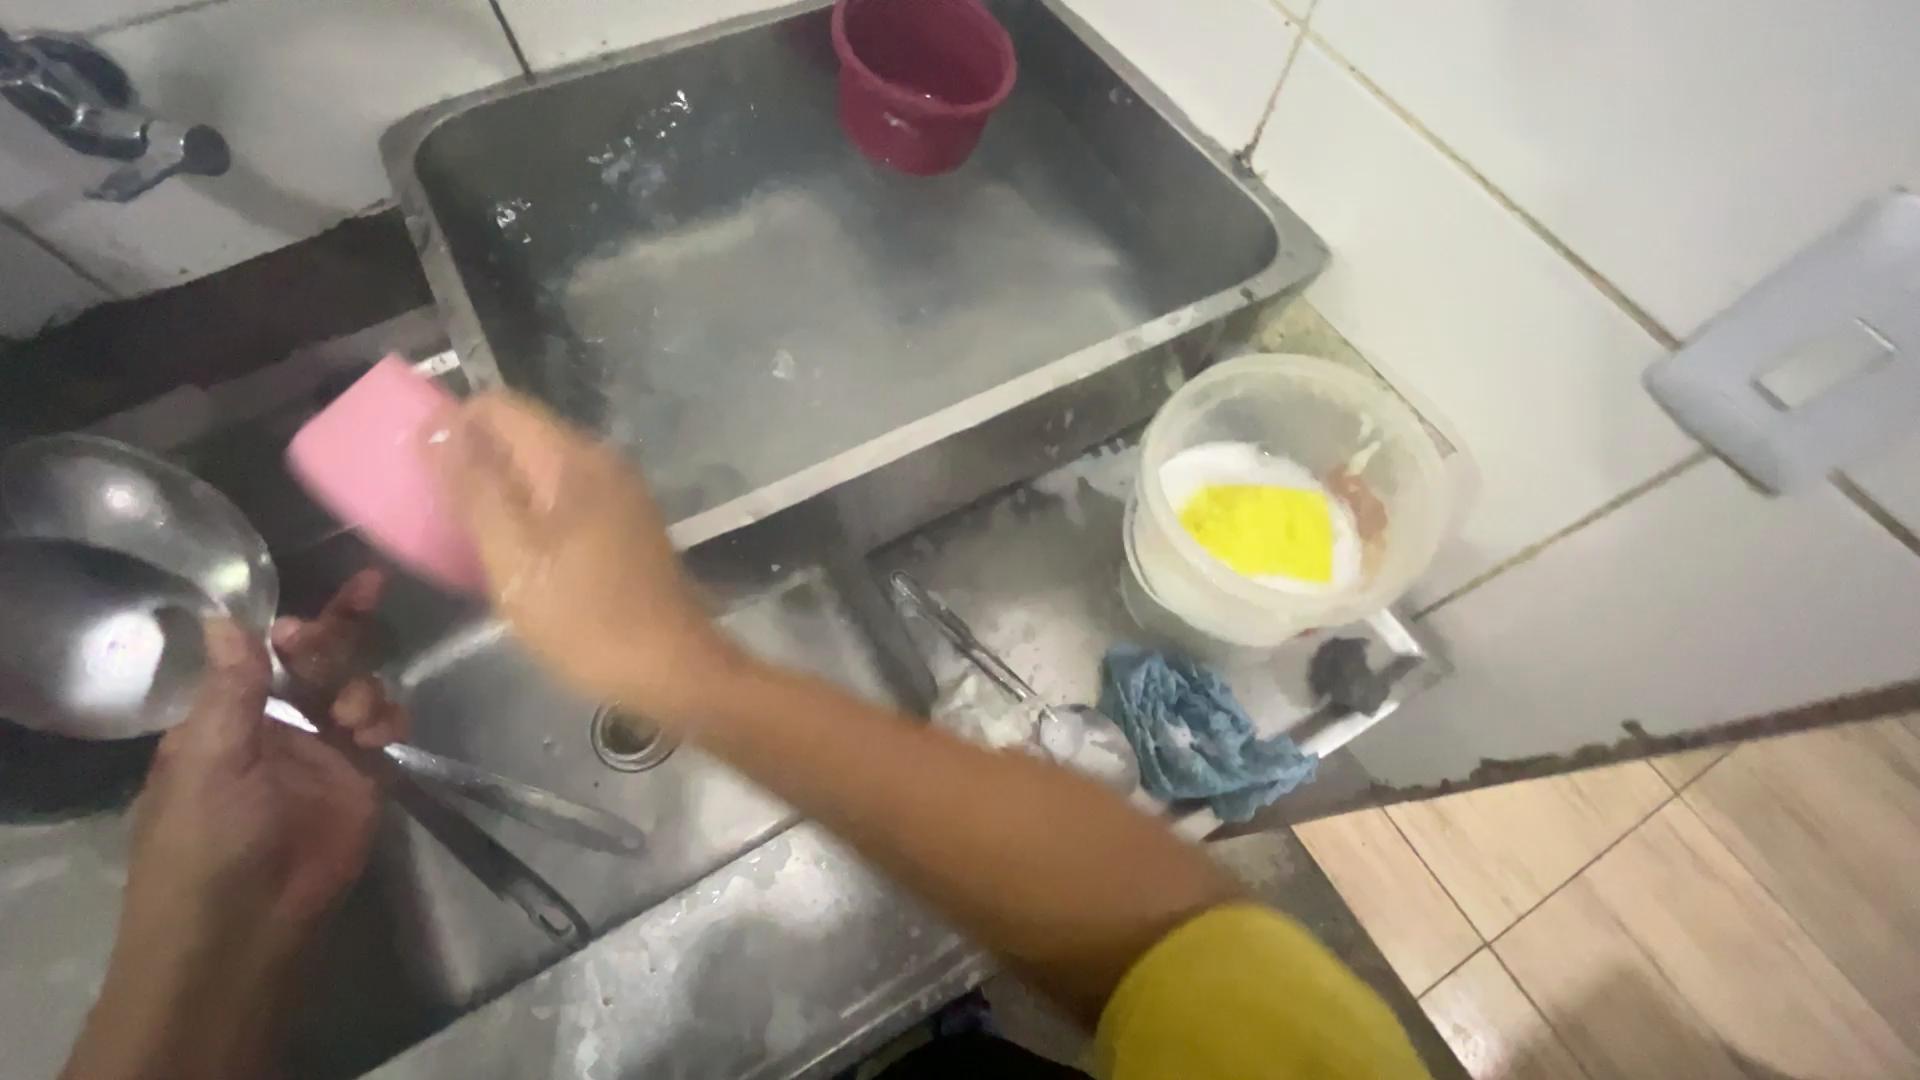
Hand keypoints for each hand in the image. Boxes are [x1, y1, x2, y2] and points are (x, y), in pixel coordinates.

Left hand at [61, 572, 406, 1079]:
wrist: (254, 921)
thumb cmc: (210, 841)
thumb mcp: (209, 762)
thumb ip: (228, 691)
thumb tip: (224, 618)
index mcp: (227, 720)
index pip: (263, 657)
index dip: (290, 629)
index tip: (309, 616)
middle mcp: (279, 725)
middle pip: (319, 660)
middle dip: (342, 627)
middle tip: (371, 586)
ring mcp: (326, 747)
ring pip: (360, 686)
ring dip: (365, 688)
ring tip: (357, 720)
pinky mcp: (367, 770)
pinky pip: (388, 724)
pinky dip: (391, 719)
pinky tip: (382, 736)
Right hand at [432, 391, 746, 723]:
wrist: (670, 665)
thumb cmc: (584, 616)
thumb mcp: (512, 554)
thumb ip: (474, 486)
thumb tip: (438, 422)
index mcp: (576, 459)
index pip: (501, 405)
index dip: (454, 426)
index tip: (420, 472)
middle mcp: (606, 463)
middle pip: (523, 436)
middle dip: (474, 462)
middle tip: (437, 512)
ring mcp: (624, 495)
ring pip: (544, 471)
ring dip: (503, 493)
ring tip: (467, 537)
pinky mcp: (629, 525)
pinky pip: (568, 500)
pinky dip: (535, 515)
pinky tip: (516, 554)